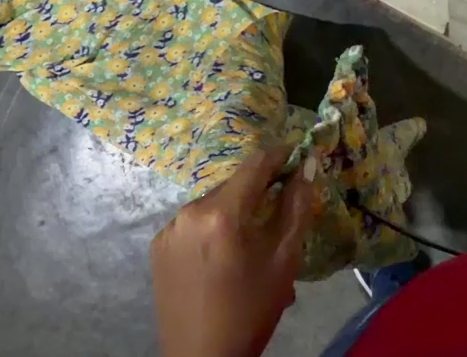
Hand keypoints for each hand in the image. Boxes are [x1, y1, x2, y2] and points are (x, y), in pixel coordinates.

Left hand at [150, 144, 315, 356]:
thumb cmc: (250, 311)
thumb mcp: (284, 260)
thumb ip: (297, 206)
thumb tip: (308, 164)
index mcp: (222, 213)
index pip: (255, 164)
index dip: (279, 155)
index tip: (296, 155)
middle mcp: (190, 211)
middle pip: (234, 184)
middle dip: (258, 190)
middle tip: (279, 209)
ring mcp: (169, 229)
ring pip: (213, 203)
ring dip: (235, 209)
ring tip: (250, 239)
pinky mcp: (158, 246)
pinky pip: (193, 222)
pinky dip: (212, 227)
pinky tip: (222, 254)